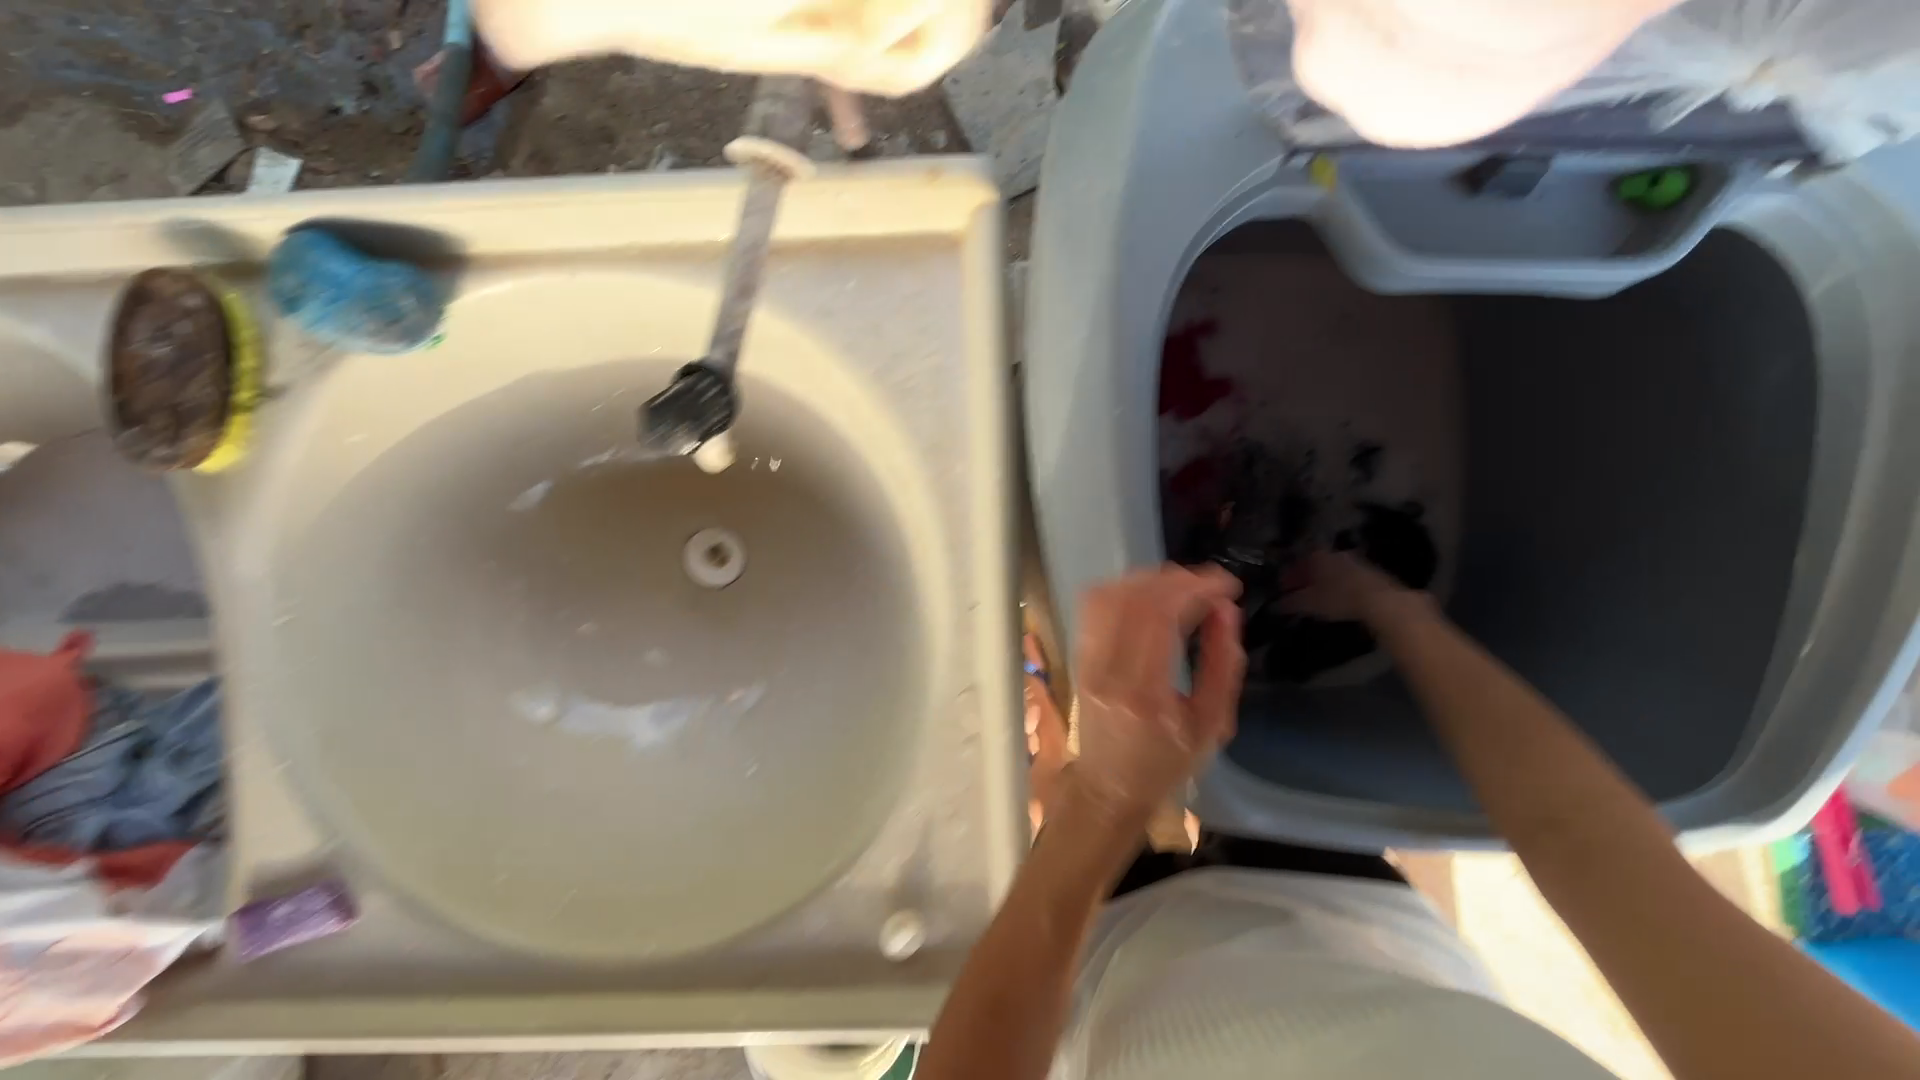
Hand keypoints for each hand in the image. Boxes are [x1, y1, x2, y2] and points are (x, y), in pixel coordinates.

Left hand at [1070, 564, 1245, 827]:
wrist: (1110, 787)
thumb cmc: (1166, 763)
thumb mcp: (1211, 725)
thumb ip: (1222, 665)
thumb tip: (1226, 610)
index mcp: (1144, 694)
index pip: (1160, 617)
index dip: (1194, 588)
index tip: (1226, 585)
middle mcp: (1107, 672)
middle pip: (1132, 599)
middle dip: (1176, 579)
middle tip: (1208, 584)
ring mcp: (1086, 662)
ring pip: (1107, 596)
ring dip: (1148, 580)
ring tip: (1183, 586)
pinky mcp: (1078, 657)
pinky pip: (1093, 608)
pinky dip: (1123, 590)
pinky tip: (1150, 596)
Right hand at [1284, 550, 1410, 624]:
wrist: (1381, 600)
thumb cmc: (1338, 597)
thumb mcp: (1309, 603)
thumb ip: (1290, 603)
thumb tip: (1273, 606)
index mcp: (1317, 556)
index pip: (1296, 562)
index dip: (1288, 576)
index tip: (1284, 588)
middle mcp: (1335, 553)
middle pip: (1314, 564)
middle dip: (1305, 577)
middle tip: (1300, 592)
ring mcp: (1355, 560)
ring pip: (1332, 569)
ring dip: (1323, 581)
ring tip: (1318, 597)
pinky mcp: (1370, 571)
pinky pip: (1347, 576)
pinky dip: (1339, 584)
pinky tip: (1339, 597)